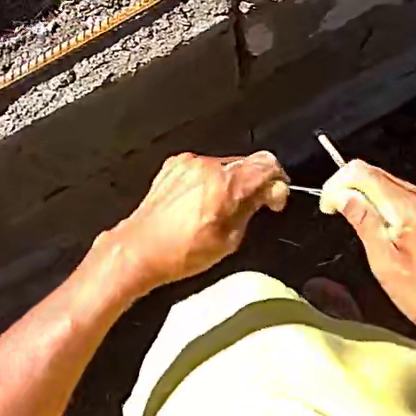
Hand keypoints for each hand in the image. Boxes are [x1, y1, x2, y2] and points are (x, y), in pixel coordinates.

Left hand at [101, 151, 288, 295]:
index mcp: (224, 184)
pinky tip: (198, 204)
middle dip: (252, 184)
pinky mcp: (173, 165)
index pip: (267, 164)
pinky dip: (207, 181)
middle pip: (246, 163)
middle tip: (246, 209)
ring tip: (216, 212)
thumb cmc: (180, 252)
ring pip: (224, 165)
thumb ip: (252, 209)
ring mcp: (187, 163)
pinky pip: (202, 167)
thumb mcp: (229, 240)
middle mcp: (206, 166)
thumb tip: (269, 193)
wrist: (139, 248)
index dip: (276, 182)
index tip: (273, 198)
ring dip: (229, 183)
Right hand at [320, 160, 415, 354]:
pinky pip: (401, 197)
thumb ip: (363, 222)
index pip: (361, 172)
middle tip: (337, 214)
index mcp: (410, 207)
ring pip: (387, 184)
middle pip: (374, 173)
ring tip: (357, 226)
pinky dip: (382, 205)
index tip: (328, 207)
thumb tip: (342, 196)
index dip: (336, 185)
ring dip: (365, 197)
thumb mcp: (386, 264)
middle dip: (348, 188)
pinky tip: (380, 231)